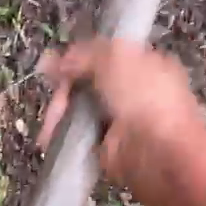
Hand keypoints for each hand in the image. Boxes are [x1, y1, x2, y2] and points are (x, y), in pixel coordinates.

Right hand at [38, 41, 205, 183]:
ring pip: (76, 110)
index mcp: (144, 64)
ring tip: (51, 123)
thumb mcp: (115, 58)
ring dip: (59, 114)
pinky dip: (59, 135)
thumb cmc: (144, 96)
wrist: (156, 150)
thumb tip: (50, 60)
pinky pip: (74, 134)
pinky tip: (50, 136)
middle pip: (85, 83)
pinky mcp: (103, 145)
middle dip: (66, 89)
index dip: (79, 58)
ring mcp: (117, 120)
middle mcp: (131, 91)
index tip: (56, 63)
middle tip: (57, 95)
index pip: (105, 55)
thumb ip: (83, 55)